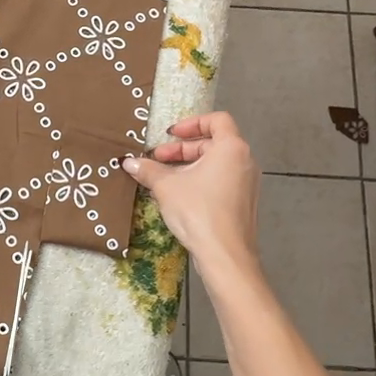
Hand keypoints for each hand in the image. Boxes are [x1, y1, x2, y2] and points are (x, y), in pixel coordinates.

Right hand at [122, 111, 260, 280]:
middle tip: (157, 159)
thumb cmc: (198, 210)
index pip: (216, 120)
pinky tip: (178, 196)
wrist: (226, 255)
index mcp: (231, 148)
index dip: (191, 123)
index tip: (170, 135)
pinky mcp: (244, 203)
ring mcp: (247, 183)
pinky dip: (200, 180)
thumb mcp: (167, 186)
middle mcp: (245, 161)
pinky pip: (221, 180)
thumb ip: (148, 169)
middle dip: (182, 149)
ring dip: (188, 166)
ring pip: (216, 163)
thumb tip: (128, 162)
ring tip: (163, 178)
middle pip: (213, 143)